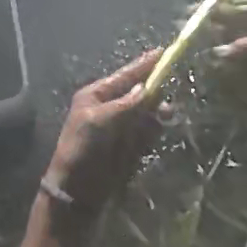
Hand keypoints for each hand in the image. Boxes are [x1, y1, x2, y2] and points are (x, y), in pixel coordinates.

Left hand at [43, 48, 163, 215]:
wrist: (76, 195)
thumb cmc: (81, 151)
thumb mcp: (100, 122)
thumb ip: (126, 105)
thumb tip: (147, 89)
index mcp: (96, 95)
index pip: (126, 75)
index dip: (145, 65)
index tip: (165, 52)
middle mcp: (109, 108)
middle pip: (140, 93)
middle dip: (155, 94)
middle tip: (170, 95)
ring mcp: (120, 128)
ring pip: (147, 113)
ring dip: (156, 115)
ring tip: (166, 117)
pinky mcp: (129, 147)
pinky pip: (147, 133)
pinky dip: (153, 133)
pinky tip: (153, 137)